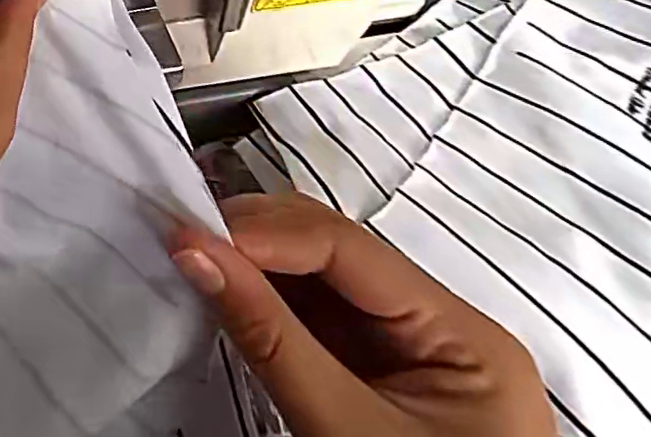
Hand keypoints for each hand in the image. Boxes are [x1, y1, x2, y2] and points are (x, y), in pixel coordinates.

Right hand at [169, 193, 554, 436]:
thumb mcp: (343, 432)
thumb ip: (268, 336)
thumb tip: (195, 252)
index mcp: (462, 335)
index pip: (347, 247)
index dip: (266, 233)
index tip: (195, 235)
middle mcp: (437, 322)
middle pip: (331, 244)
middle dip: (255, 236)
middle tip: (188, 239)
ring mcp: (402, 341)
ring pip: (313, 268)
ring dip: (251, 258)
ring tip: (197, 255)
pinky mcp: (369, 361)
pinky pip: (307, 305)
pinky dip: (262, 292)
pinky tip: (227, 286)